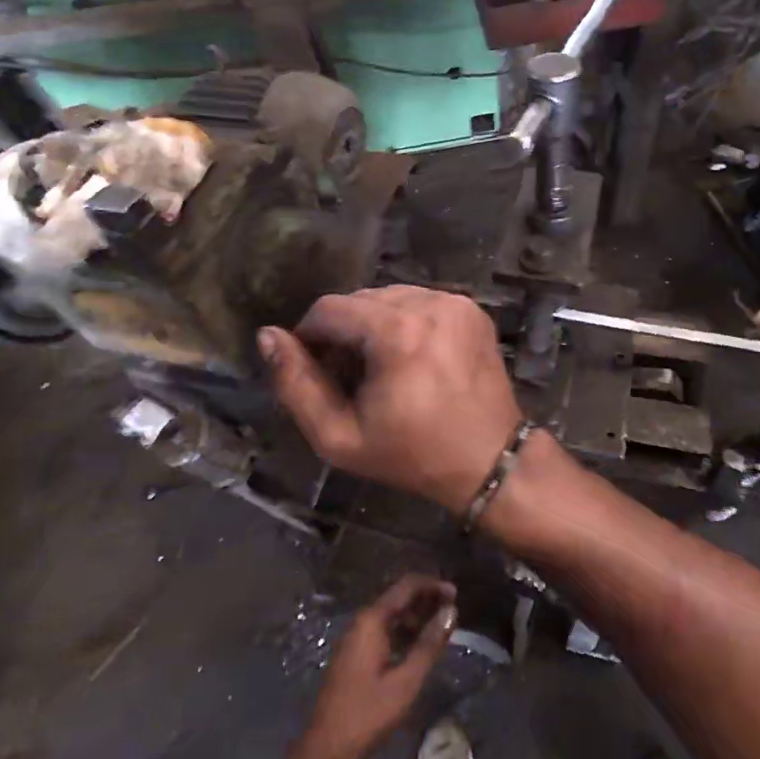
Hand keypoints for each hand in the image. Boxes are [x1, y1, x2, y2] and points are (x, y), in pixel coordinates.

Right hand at [259, 286, 523, 511]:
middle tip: (349, 376)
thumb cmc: (412, 456)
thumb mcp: (339, 437)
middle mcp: (430, 303)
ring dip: (374, 324)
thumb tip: (269, 336)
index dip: (310, 336)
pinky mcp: (473, 310)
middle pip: (361, 299)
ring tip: (380, 369)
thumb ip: (296, 385)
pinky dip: (406, 322)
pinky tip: (411, 359)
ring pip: (391, 297)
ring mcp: (457, 303)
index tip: (315, 369)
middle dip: (344, 331)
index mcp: (398, 331)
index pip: (329, 308)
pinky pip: (422, 302)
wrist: (490, 461)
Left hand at [263, 575, 456, 758]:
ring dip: (416, 617)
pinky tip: (419, 647)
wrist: (325, 751)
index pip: (407, 586)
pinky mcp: (354, 655)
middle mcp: (361, 622)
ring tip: (441, 630)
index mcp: (372, 620)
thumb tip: (451, 611)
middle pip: (398, 598)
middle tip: (453, 612)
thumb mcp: (406, 680)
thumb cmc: (368, 714)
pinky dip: (404, 632)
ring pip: (391, 616)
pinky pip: (383, 631)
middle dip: (426, 600)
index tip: (456, 594)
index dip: (433, 585)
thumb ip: (429, 643)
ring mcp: (355, 639)